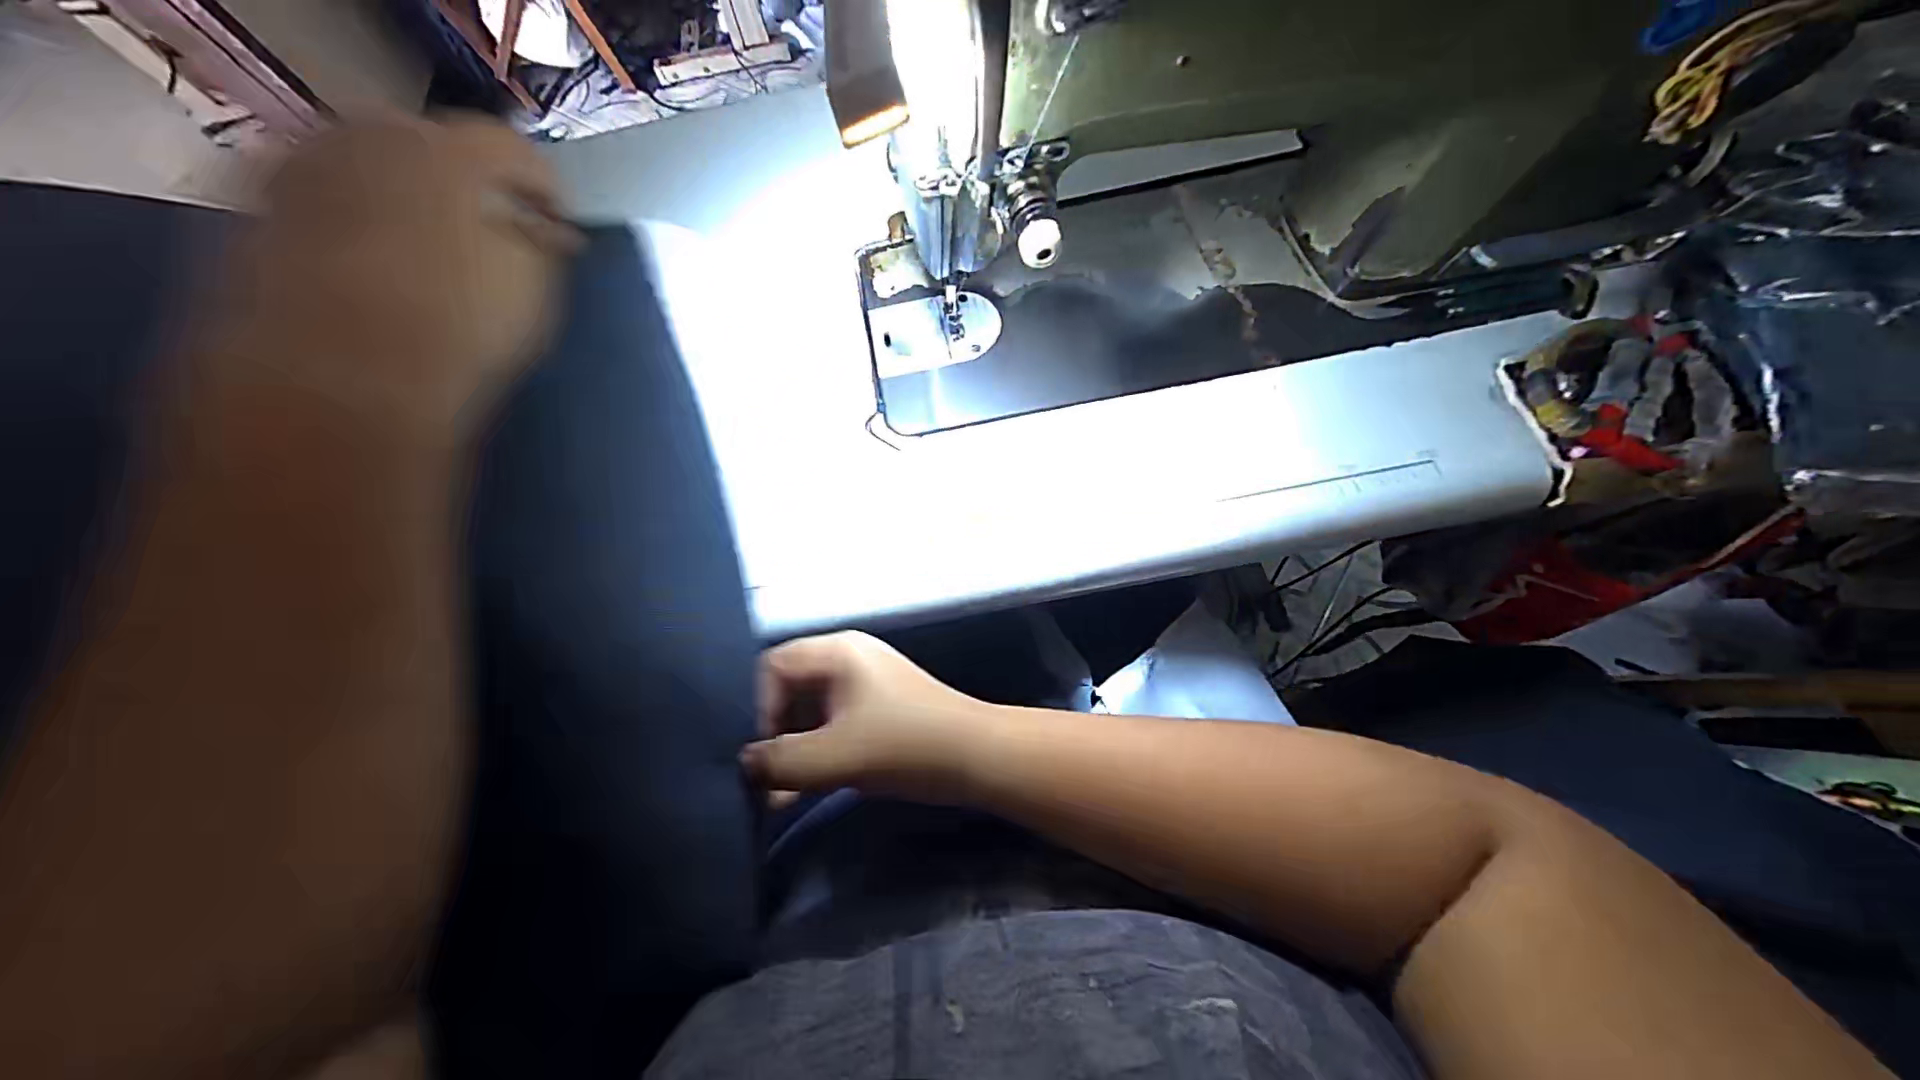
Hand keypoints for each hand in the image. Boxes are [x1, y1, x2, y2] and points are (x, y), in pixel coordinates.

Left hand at [208, 115, 577, 437]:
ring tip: (442, 250)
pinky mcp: (263, 205)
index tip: (559, 224)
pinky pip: (335, 199)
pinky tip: (388, 264)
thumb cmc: (458, 328)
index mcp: (447, 151)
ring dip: (416, 200)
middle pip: (436, 145)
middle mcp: (369, 137)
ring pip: (379, 167)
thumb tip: (546, 230)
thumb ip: (542, 245)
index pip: (512, 148)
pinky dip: (366, 219)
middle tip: (500, 231)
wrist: (343, 377)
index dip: (545, 188)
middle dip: (472, 184)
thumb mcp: (532, 289)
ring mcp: (307, 165)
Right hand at [743, 631, 994, 802]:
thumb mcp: (833, 757)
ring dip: (790, 751)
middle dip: (769, 735)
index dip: (754, 708)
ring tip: (772, 795)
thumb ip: (777, 762)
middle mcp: (847, 660)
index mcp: (837, 651)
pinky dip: (813, 754)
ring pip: (807, 713)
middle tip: (755, 778)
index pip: (772, 666)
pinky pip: (830, 726)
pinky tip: (797, 792)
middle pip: (788, 690)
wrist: (979, 759)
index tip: (754, 753)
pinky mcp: (876, 712)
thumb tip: (742, 765)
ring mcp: (864, 686)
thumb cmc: (905, 745)